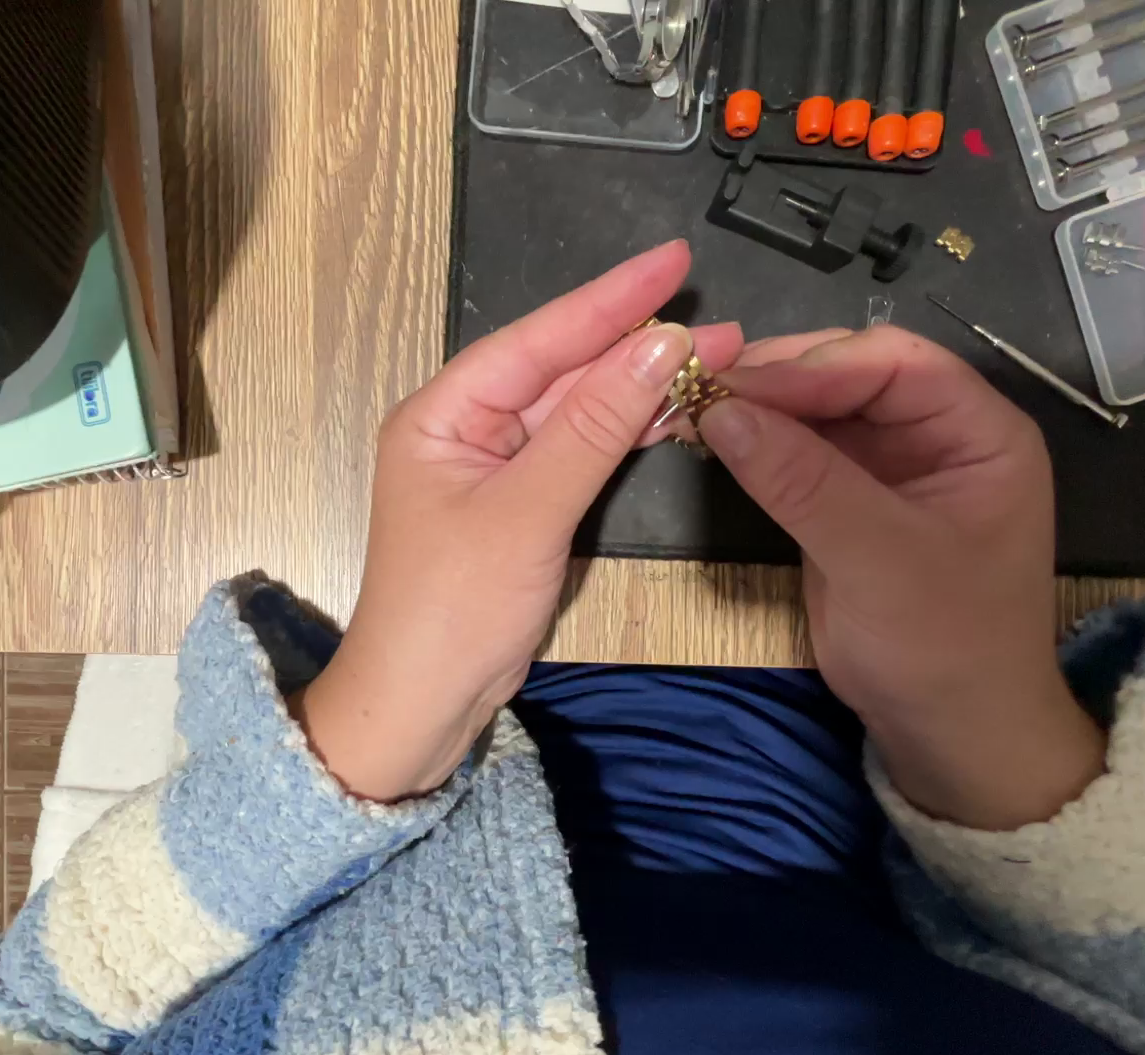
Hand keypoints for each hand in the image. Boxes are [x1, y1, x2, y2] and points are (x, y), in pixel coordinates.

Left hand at [291, 241, 747, 801]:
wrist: (425, 703)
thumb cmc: (456, 608)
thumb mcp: (527, 512)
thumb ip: (592, 428)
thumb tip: (660, 346)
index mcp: (442, 414)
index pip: (534, 341)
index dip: (606, 301)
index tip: (671, 259)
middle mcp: (465, 430)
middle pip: (557, 374)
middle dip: (634, 348)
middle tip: (719, 322)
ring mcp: (494, 470)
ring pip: (573, 415)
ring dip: (636, 391)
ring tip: (716, 360)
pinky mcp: (519, 507)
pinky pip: (575, 456)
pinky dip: (620, 438)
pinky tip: (669, 414)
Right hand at [699, 327, 1104, 829]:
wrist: (942, 728)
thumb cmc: (941, 644)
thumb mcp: (878, 559)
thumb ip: (802, 481)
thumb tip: (720, 412)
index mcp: (976, 432)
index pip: (893, 365)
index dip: (813, 368)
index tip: (734, 387)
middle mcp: (931, 437)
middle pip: (847, 377)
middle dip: (776, 380)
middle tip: (700, 389)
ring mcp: (881, 468)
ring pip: (812, 412)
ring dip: (755, 409)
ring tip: (692, 409)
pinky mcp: (839, 502)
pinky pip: (792, 455)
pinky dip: (751, 445)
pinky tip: (712, 441)